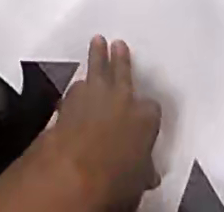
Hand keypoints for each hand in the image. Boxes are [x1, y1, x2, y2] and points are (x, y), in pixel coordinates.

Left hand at [32, 37, 160, 210]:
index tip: (146, 114)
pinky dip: (79, 87)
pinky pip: (77, 86)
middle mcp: (121, 98)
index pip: (153, 109)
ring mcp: (94, 93)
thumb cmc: (113, 182)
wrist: (72, 171)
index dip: (148, 113)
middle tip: (118, 44)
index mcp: (144, 119)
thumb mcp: (137, 182)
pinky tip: (77, 87)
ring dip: (97, 56)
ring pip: (97, 67)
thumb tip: (146, 173)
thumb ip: (142, 169)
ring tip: (97, 41)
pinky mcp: (70, 97)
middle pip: (123, 72)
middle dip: (121, 59)